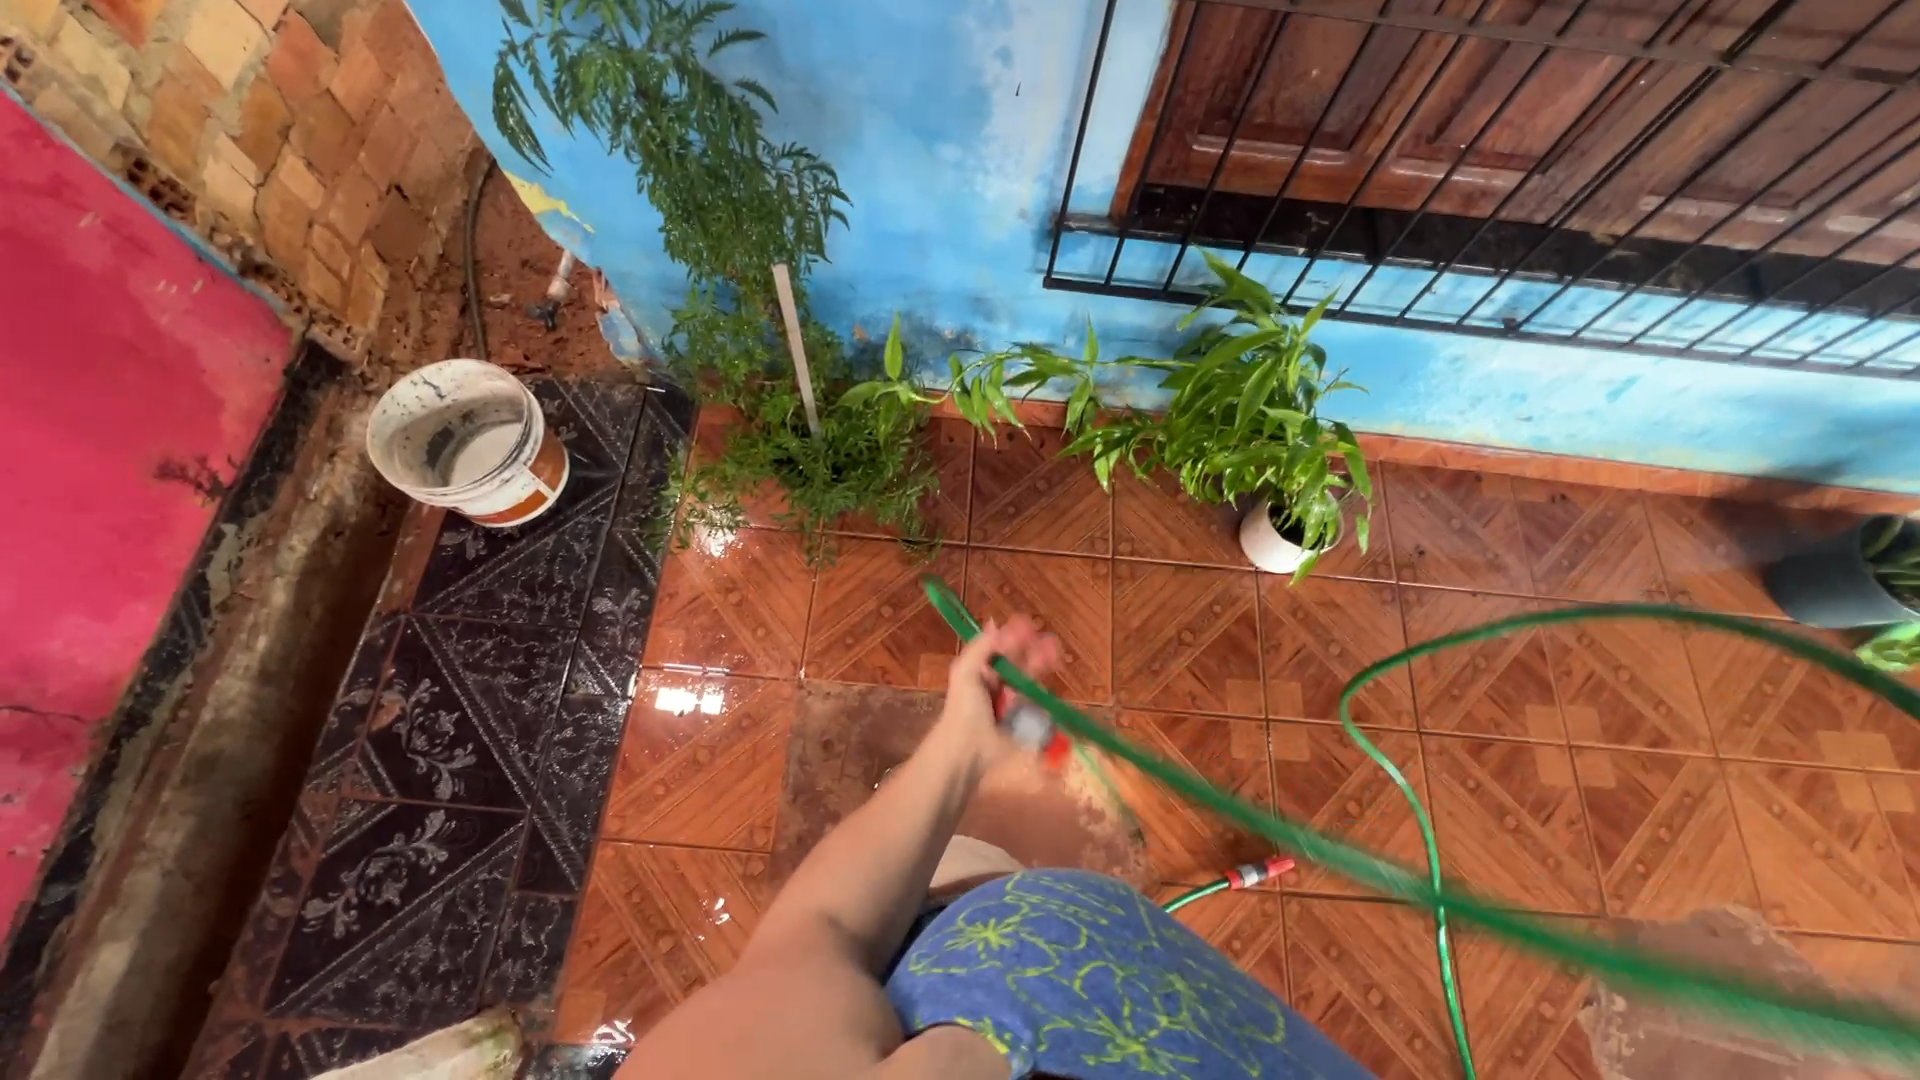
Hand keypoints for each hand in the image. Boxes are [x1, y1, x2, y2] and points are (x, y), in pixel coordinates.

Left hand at [938, 615, 1060, 769]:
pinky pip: (1038, 702)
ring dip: (1044, 664)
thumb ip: (981, 647)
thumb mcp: (965, 672)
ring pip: (1032, 679)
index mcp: (981, 673)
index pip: (1002, 650)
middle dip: (1035, 650)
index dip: (1016, 637)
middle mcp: (998, 686)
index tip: (1029, 625)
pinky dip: (1045, 691)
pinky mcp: (1025, 720)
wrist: (969, 748)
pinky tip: (1050, 679)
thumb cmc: (964, 708)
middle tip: (1050, 640)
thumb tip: (996, 623)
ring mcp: (1013, 704)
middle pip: (1021, 663)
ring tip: (1055, 654)